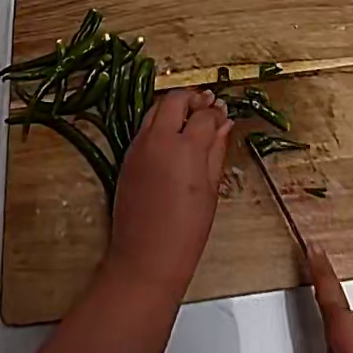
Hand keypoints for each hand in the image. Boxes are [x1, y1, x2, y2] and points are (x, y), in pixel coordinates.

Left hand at [104, 88, 232, 294]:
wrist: (146, 254)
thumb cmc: (187, 230)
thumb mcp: (210, 190)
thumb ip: (216, 151)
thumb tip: (224, 124)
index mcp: (185, 147)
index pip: (204, 115)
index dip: (217, 112)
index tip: (225, 113)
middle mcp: (158, 138)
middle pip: (175, 100)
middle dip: (193, 98)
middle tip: (209, 105)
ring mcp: (139, 144)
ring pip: (156, 109)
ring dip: (174, 107)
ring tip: (192, 117)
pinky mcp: (128, 154)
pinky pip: (145, 127)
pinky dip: (160, 122)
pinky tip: (173, 135)